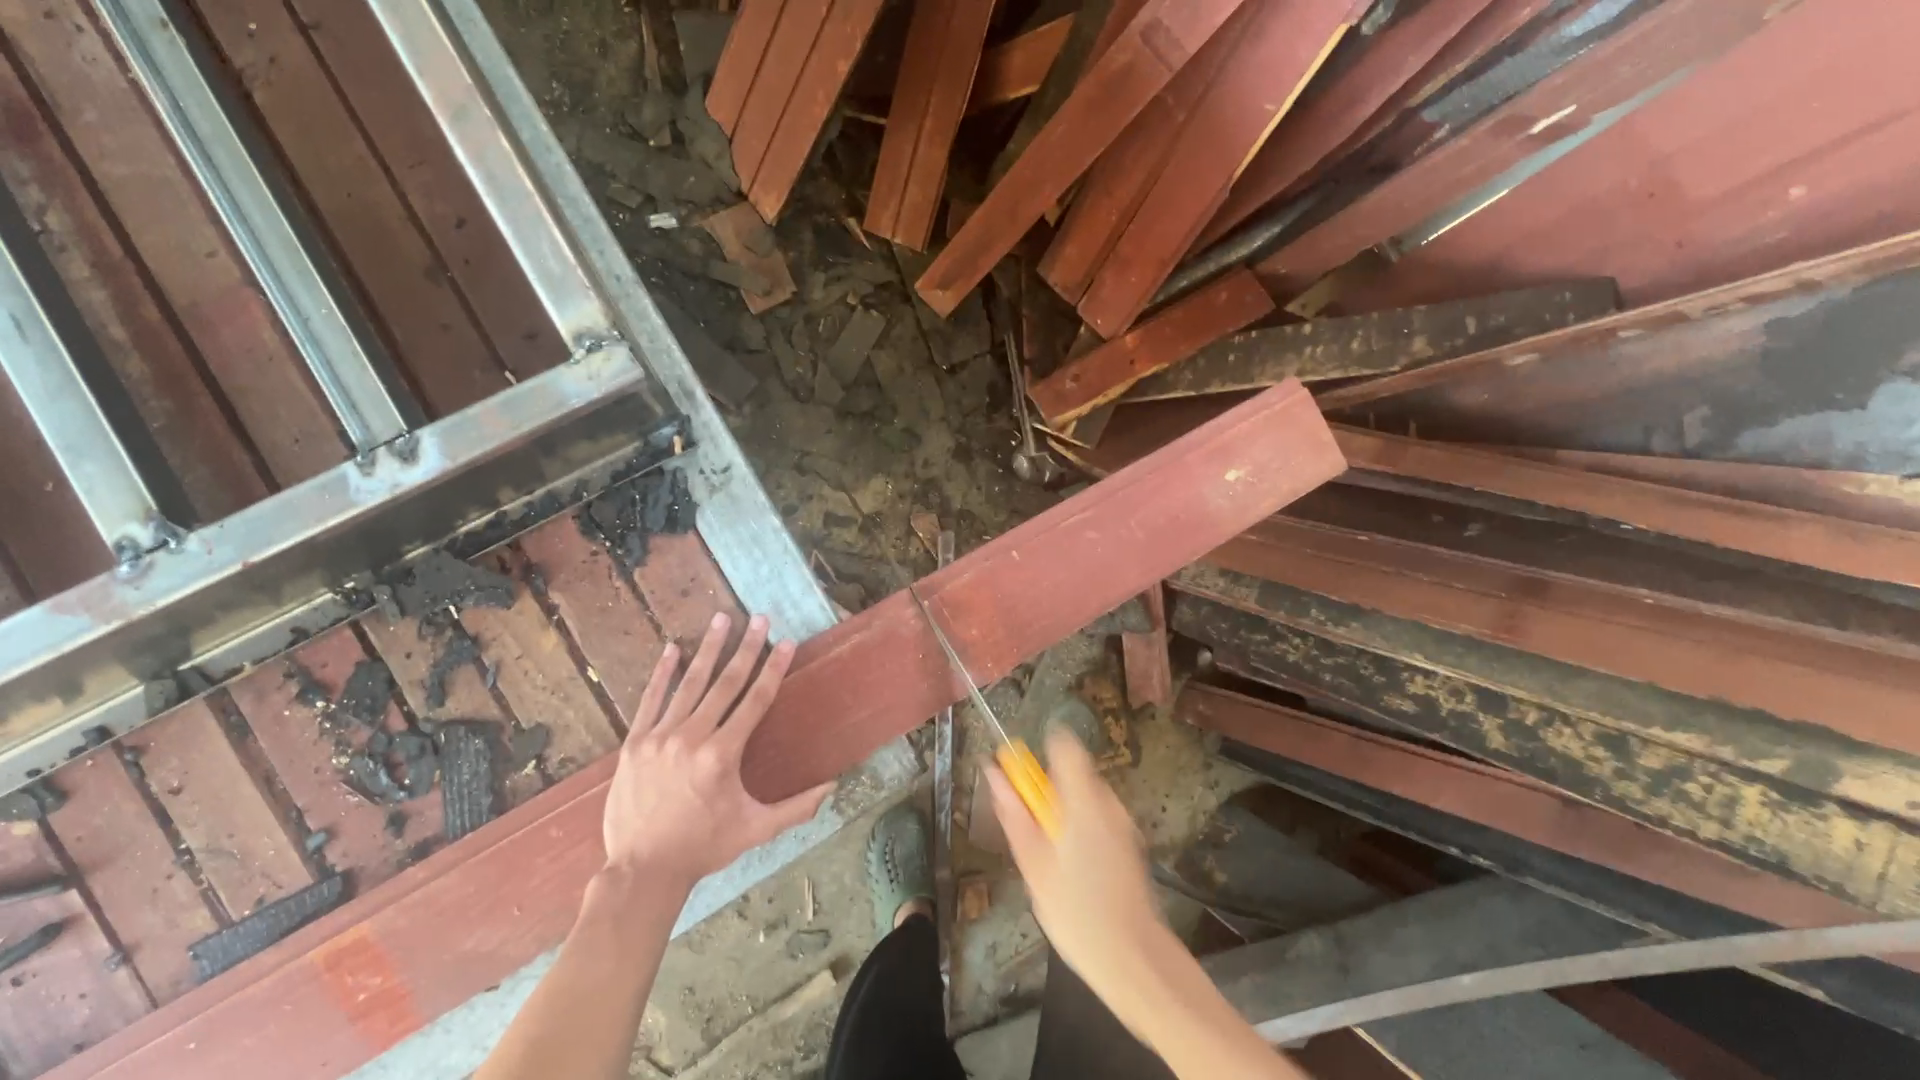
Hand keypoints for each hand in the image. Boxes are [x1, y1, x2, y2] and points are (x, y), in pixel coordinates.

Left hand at [601, 613, 832, 889]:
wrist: (643, 869)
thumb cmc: (704, 848)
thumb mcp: (756, 829)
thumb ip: (797, 807)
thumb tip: (834, 787)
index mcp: (722, 756)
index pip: (754, 701)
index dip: (773, 669)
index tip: (785, 643)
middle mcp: (691, 739)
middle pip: (724, 684)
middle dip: (746, 648)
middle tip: (759, 618)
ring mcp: (659, 738)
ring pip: (689, 685)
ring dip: (708, 650)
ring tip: (722, 619)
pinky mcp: (635, 745)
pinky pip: (650, 701)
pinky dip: (663, 674)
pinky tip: (673, 650)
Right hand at [988, 729, 1161, 995]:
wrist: (1132, 956)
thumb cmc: (1076, 912)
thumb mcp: (1033, 864)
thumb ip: (1014, 814)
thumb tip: (994, 773)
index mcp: (1083, 801)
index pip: (1065, 747)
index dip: (1041, 752)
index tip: (1022, 777)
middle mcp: (1109, 803)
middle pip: (1074, 774)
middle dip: (1050, 793)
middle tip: (1032, 833)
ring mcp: (1124, 823)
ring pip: (1087, 799)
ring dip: (1065, 814)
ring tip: (1052, 859)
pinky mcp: (1131, 844)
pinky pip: (1100, 821)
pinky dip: (1083, 831)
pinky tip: (1075, 870)